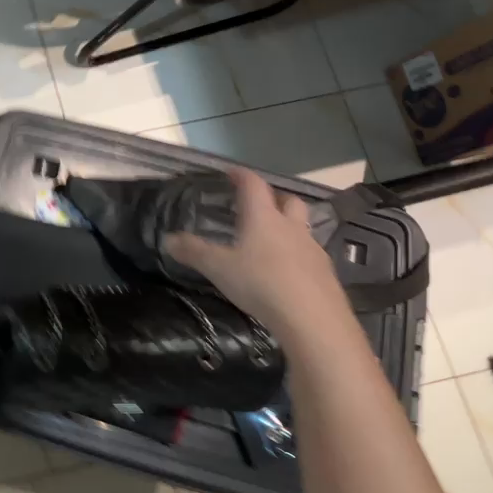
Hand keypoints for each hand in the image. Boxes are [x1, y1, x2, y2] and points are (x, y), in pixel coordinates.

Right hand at [163, 167, 350, 335]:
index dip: (241, 176)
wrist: (312, 319)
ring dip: (287, 227)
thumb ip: (193, 252)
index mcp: (264, 218)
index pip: (253, 185)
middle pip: (288, 201)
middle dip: (273, 198)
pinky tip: (285, 271)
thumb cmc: (261, 283)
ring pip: (302, 227)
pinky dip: (296, 254)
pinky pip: (309, 254)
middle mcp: (291, 227)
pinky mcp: (325, 273)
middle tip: (257, 206)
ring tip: (269, 240)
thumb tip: (167, 239)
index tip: (230, 173)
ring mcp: (312, 249)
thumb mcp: (218, 268)